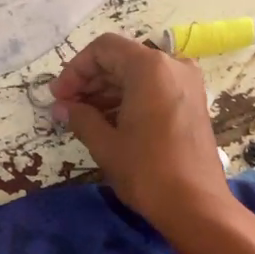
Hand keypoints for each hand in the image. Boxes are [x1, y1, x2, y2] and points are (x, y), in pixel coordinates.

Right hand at [49, 33, 239, 233]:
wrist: (195, 204)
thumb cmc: (146, 171)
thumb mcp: (105, 144)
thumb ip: (80, 118)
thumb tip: (62, 108)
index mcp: (150, 67)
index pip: (104, 49)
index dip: (75, 70)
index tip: (59, 96)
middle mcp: (173, 65)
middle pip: (122, 59)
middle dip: (91, 81)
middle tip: (66, 108)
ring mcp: (187, 84)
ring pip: (138, 75)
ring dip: (108, 91)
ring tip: (84, 118)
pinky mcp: (193, 103)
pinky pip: (155, 89)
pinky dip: (130, 99)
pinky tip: (110, 123)